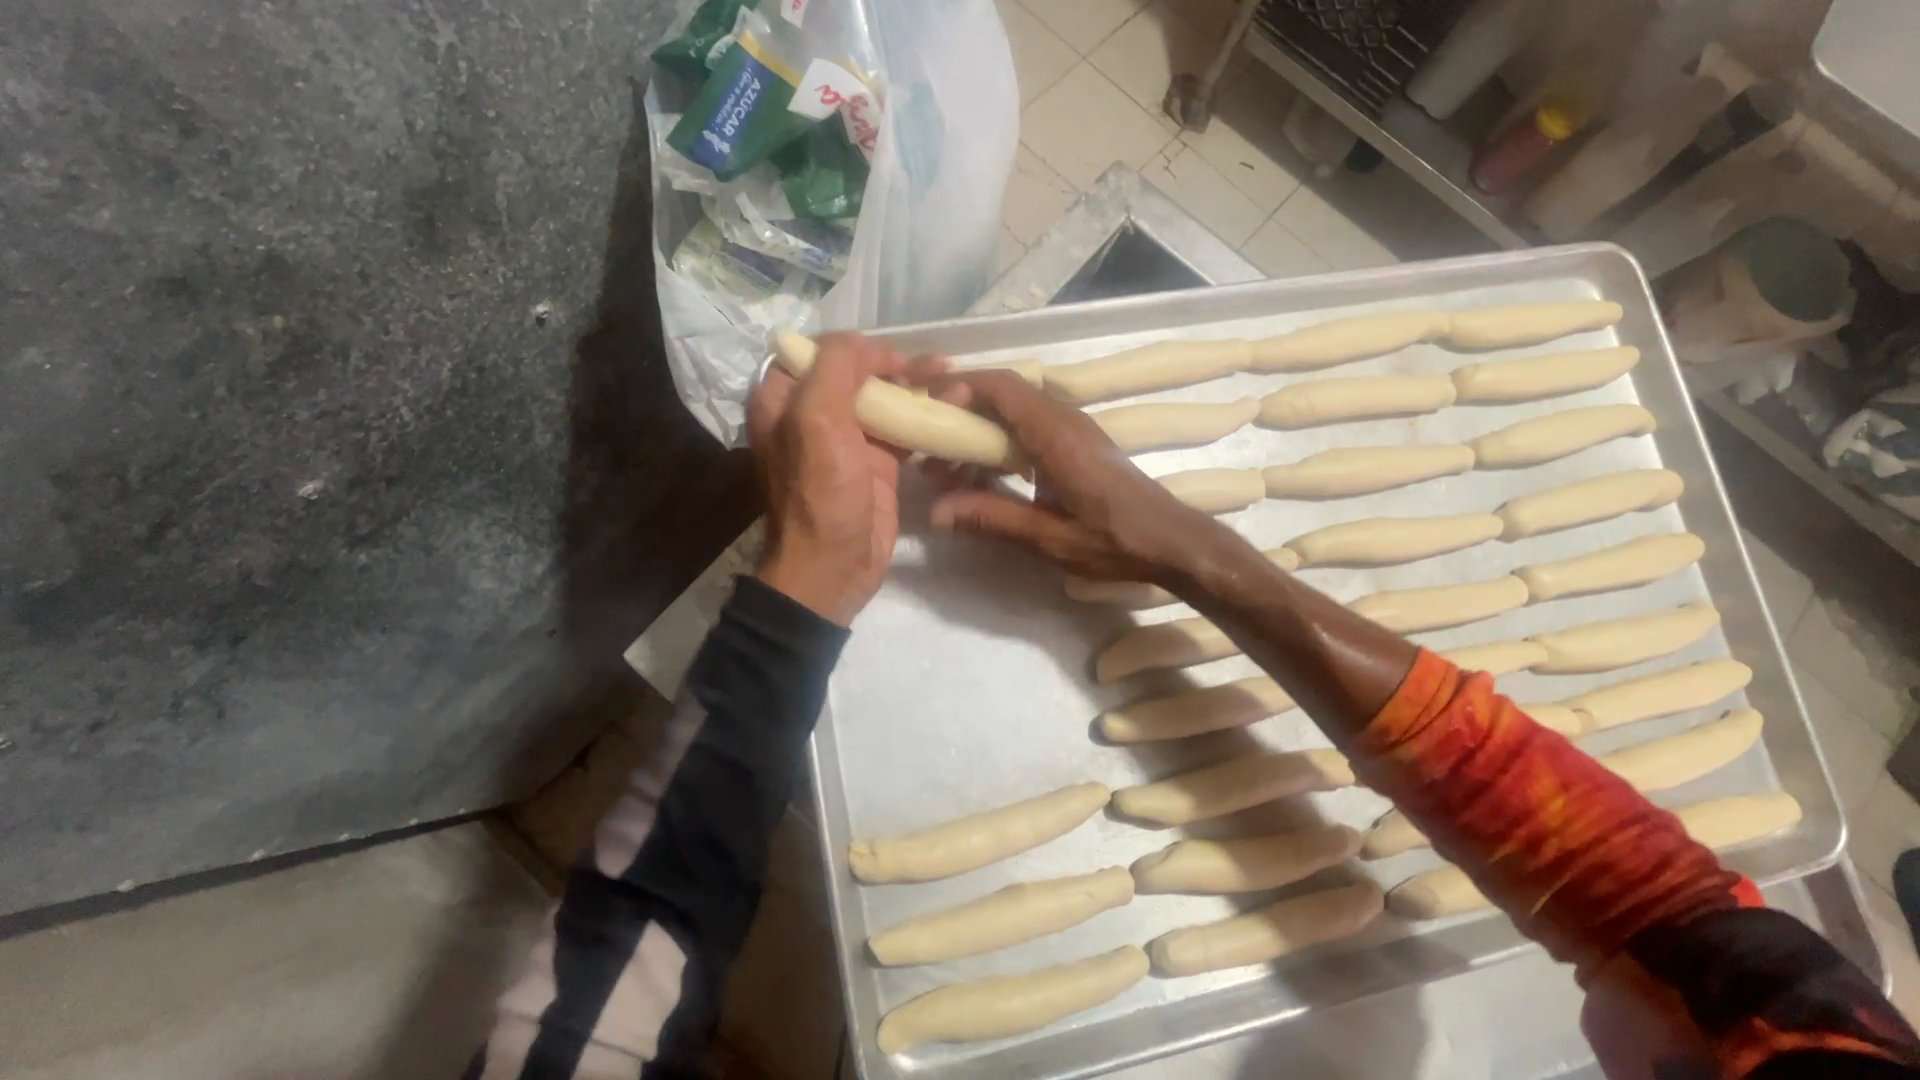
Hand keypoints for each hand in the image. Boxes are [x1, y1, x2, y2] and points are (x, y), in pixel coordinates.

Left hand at [747, 333, 942, 624]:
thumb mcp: (816, 421)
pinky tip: (955, 408)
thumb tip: (863, 343)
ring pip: (886, 397)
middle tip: (937, 368)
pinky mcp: (878, 463)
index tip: (893, 359)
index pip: (820, 352)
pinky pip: (904, 428)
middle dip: (899, 365)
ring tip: (955, 383)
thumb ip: (835, 369)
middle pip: (858, 372)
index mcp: (784, 400)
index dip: (857, 349)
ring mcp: (848, 440)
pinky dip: (928, 417)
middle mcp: (813, 413)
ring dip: (919, 387)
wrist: (832, 567)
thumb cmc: (818, 494)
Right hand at [926, 372, 1225, 584]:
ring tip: (949, 471)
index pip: (1003, 387)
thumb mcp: (1048, 537)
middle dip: (962, 413)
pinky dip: (1002, 443)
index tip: (928, 408)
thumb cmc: (1115, 541)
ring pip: (1017, 413)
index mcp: (1056, 435)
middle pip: (1005, 394)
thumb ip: (991, 518)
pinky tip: (986, 477)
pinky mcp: (1079, 446)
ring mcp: (1075, 431)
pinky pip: (1031, 429)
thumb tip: (936, 511)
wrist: (1174, 542)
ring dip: (981, 432)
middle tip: (929, 449)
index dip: (961, 387)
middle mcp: (1065, 421)